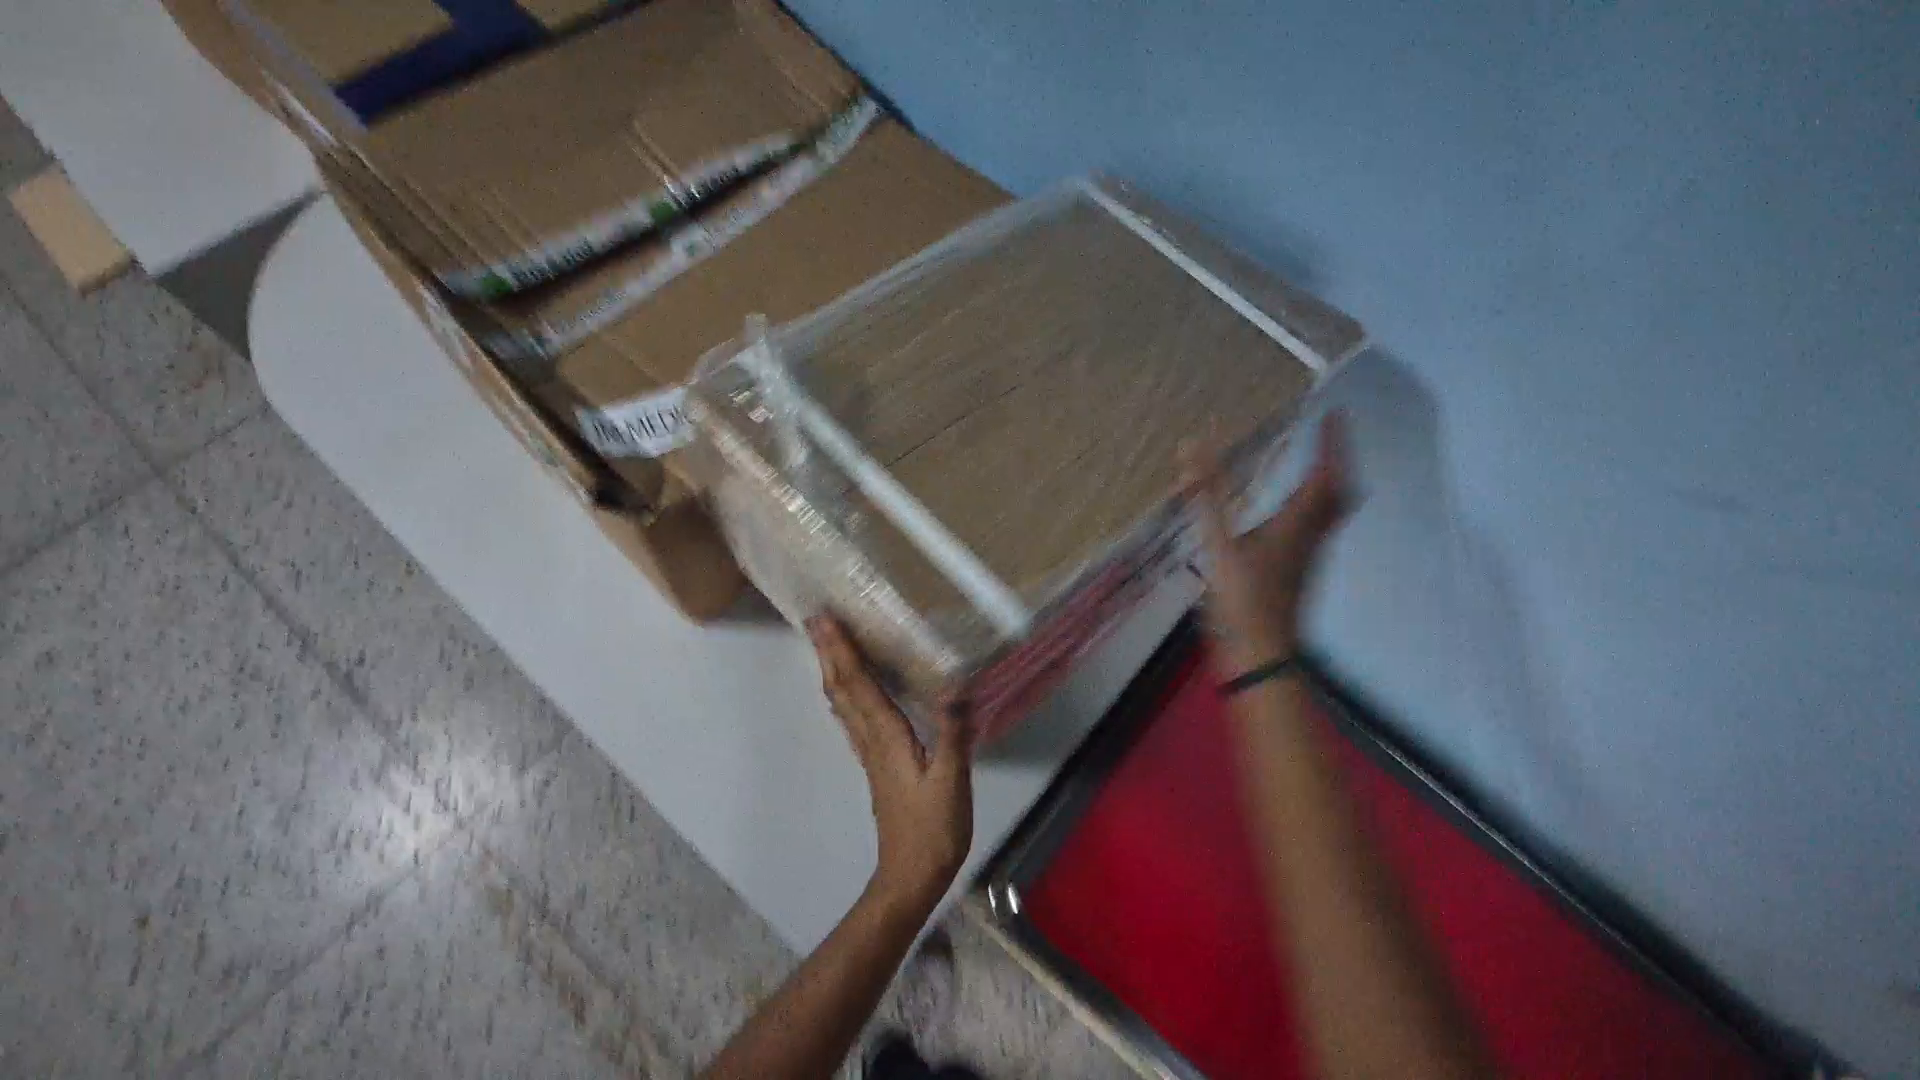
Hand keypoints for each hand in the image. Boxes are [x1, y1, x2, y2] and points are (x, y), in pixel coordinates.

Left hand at [808, 617, 974, 911]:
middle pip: (843, 689)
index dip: (843, 651)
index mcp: (887, 738)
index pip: (860, 685)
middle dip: (830, 653)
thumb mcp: (952, 782)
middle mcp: (872, 741)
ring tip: (825, 646)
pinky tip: (845, 696)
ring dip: (833, 671)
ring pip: (844, 704)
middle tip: (815, 620)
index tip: (826, 621)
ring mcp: (871, 756)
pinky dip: (845, 698)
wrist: (911, 876)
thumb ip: (953, 735)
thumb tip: (956, 687)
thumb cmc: (933, 830)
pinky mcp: (877, 768)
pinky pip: (853, 721)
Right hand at [1181, 413, 1355, 671]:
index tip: (1334, 414)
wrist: (1260, 653)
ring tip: (1313, 469)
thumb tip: (1193, 446)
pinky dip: (1311, 509)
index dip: (1333, 443)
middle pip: (1339, 495)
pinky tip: (1287, 516)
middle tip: (1329, 439)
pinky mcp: (1297, 572)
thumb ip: (1208, 494)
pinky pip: (1315, 529)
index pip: (1326, 474)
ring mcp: (1307, 557)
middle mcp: (1311, 536)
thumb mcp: (1220, 542)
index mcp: (1298, 523)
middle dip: (1337, 464)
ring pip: (1330, 514)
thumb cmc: (1244, 599)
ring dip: (1327, 487)